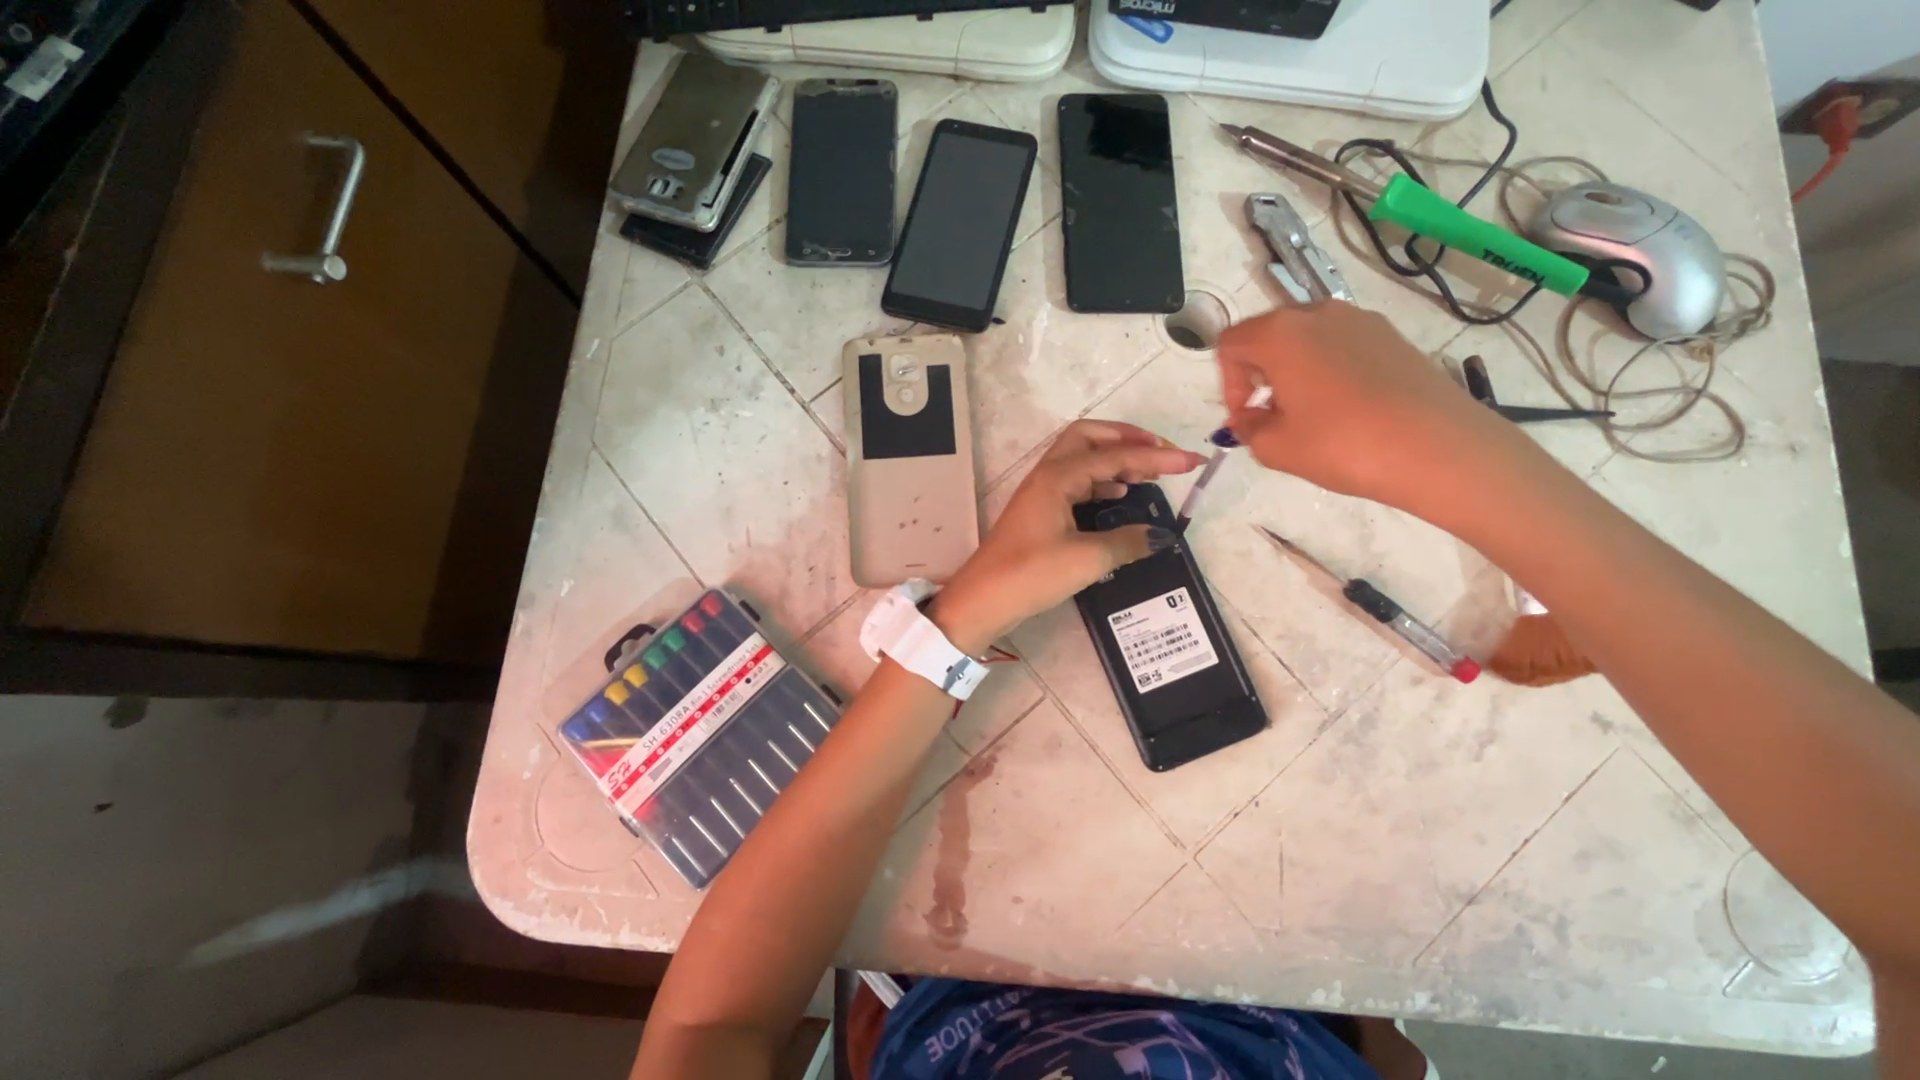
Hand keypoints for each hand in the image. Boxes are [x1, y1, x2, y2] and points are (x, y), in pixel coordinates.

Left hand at [932, 421, 1204, 650]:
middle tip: (1161, 454)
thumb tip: (1159, 536)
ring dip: (1114, 458)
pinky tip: (1117, 495)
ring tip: (1147, 474)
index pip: (1115, 455)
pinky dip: (1101, 480)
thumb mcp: (1087, 560)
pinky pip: (1075, 481)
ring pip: (1081, 458)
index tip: (1191, 461)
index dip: (1156, 458)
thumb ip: (1127, 542)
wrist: (983, 600)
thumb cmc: (1031, 575)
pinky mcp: (1039, 511)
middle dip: (1128, 439)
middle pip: (1090, 437)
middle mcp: (1048, 475)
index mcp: (1058, 477)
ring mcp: (1041, 492)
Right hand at [1217, 302, 1525, 512]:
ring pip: (1307, 340)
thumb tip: (1248, 416)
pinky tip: (1346, 410)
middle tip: (1273, 417)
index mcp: (1280, 333)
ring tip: (1312, 416)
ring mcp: (1360, 320)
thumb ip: (1247, 427)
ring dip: (1295, 371)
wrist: (1438, 448)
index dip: (1227, 384)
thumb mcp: (1276, 448)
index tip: (1245, 418)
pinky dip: (1330, 370)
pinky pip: (1341, 346)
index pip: (1230, 344)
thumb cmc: (1344, 446)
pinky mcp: (1392, 336)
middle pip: (1268, 335)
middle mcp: (1317, 313)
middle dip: (1260, 374)